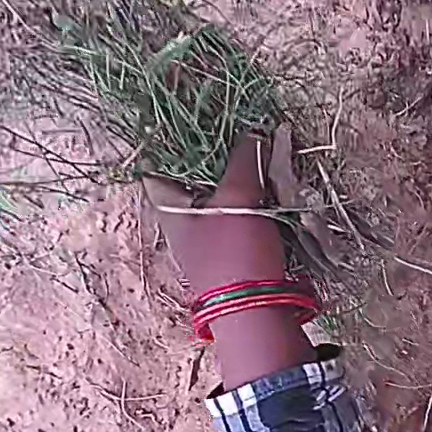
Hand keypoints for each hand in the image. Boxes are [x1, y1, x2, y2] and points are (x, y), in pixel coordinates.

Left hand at [142, 135, 284, 295]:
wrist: (258, 312)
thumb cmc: (235, 253)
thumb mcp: (238, 198)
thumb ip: (246, 159)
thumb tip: (256, 131)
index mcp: (170, 207)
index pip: (158, 165)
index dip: (175, 140)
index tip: (201, 119)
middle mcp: (184, 220)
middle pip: (197, 175)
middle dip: (222, 155)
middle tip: (244, 135)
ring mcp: (209, 235)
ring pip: (223, 192)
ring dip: (244, 176)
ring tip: (264, 153)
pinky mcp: (235, 246)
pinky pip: (242, 211)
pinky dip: (255, 197)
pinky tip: (273, 185)